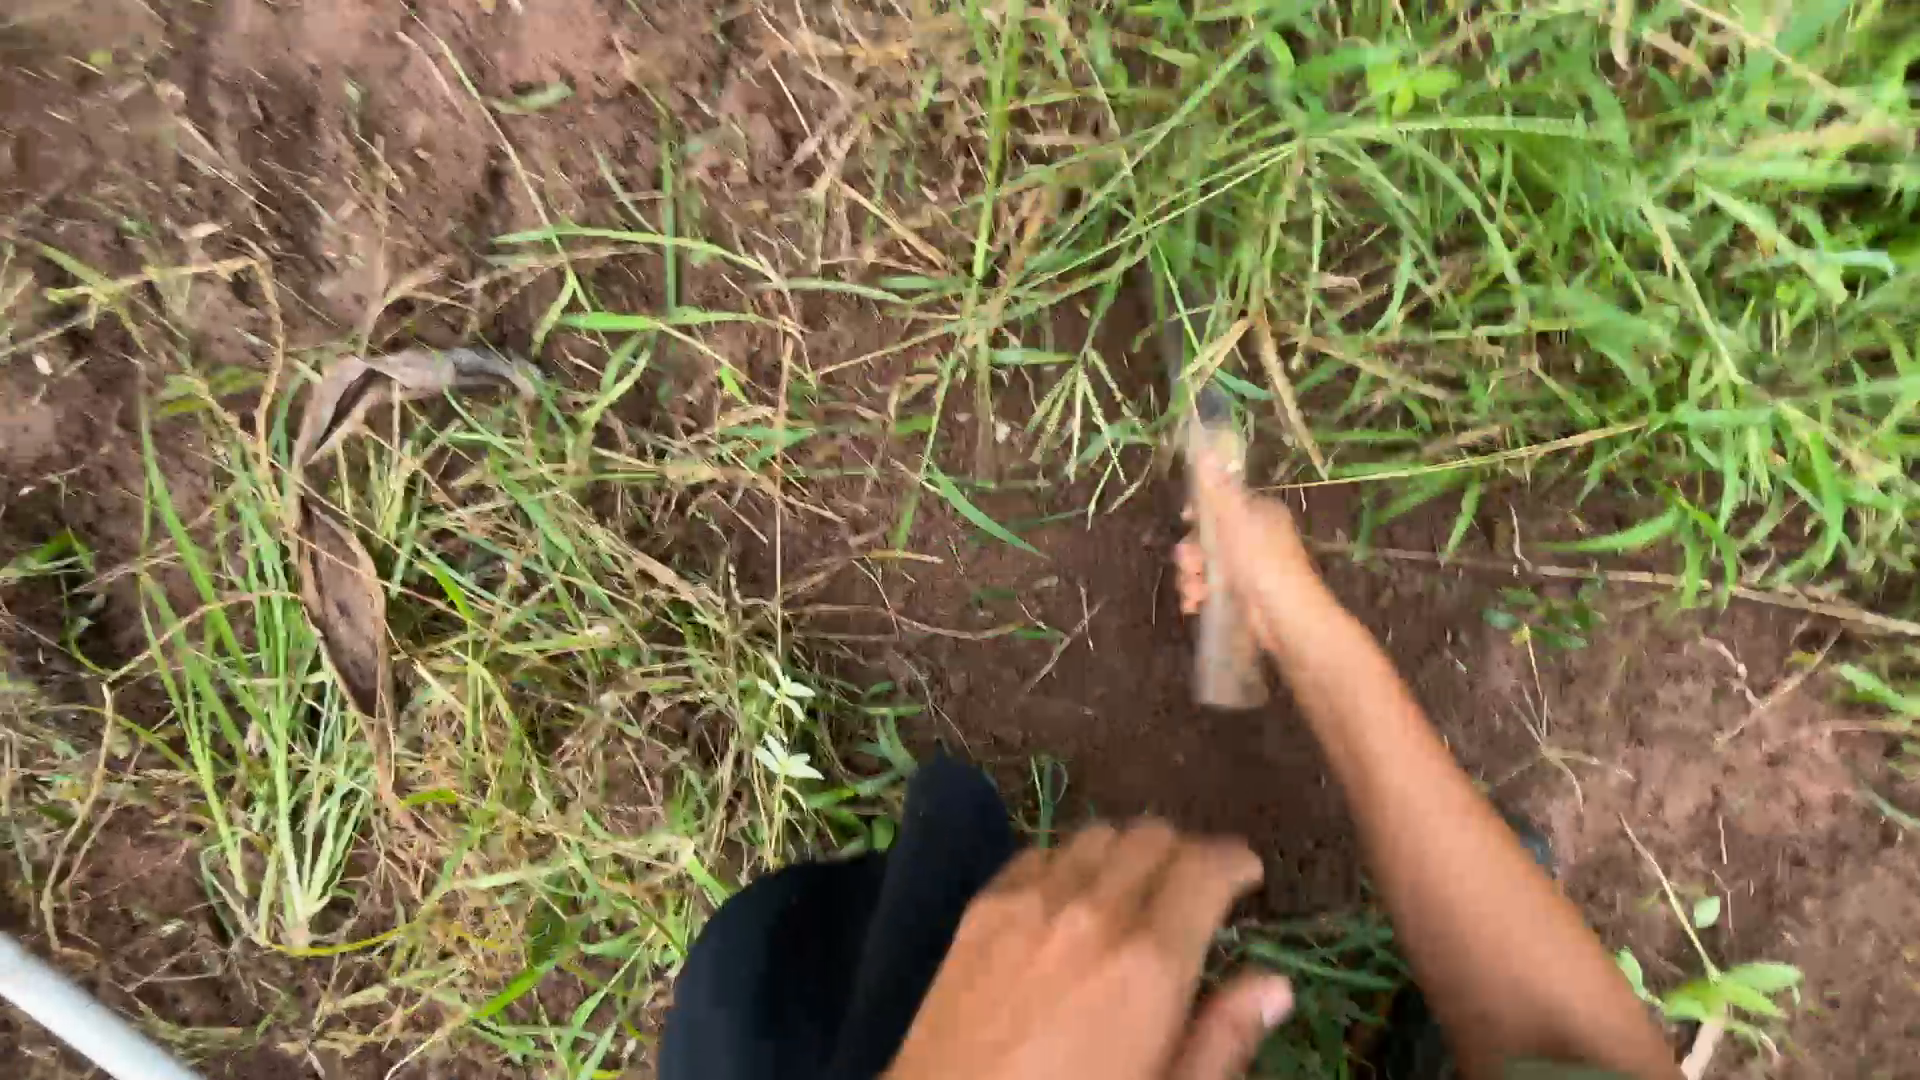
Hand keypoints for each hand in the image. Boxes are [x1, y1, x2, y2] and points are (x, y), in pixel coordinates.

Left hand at [885, 820, 1292, 1079]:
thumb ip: (1224, 1039)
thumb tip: (1273, 983)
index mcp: (1149, 962)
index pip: (1205, 869)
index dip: (1235, 860)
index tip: (1246, 872)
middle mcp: (1094, 909)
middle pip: (1152, 836)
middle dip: (1185, 850)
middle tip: (1194, 883)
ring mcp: (1033, 897)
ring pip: (1098, 833)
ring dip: (1128, 848)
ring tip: (1136, 883)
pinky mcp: (987, 901)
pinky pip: (1042, 850)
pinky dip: (1071, 859)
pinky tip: (1072, 892)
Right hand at [1174, 447, 1325, 643]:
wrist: (1285, 616)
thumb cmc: (1262, 563)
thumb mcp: (1236, 521)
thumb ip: (1217, 490)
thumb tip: (1205, 451)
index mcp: (1258, 514)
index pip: (1221, 502)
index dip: (1199, 512)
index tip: (1185, 519)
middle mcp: (1253, 537)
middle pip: (1207, 536)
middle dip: (1191, 553)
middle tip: (1190, 565)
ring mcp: (1247, 566)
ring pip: (1204, 564)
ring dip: (1191, 577)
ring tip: (1194, 592)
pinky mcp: (1240, 593)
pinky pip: (1209, 586)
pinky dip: (1199, 594)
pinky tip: (1195, 604)